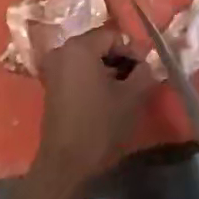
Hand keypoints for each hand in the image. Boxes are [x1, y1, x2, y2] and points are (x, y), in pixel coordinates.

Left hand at [31, 26, 156, 187]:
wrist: (66, 163)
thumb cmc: (99, 126)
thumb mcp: (131, 98)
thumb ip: (144, 74)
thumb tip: (147, 63)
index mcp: (79, 46)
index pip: (112, 35)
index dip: (132, 50)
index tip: (146, 69)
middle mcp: (62, 49)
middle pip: (98, 45)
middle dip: (120, 59)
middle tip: (138, 79)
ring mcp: (54, 67)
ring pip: (88, 58)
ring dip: (108, 69)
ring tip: (125, 90)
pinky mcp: (51, 85)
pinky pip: (77, 71)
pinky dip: (93, 77)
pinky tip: (106, 97)